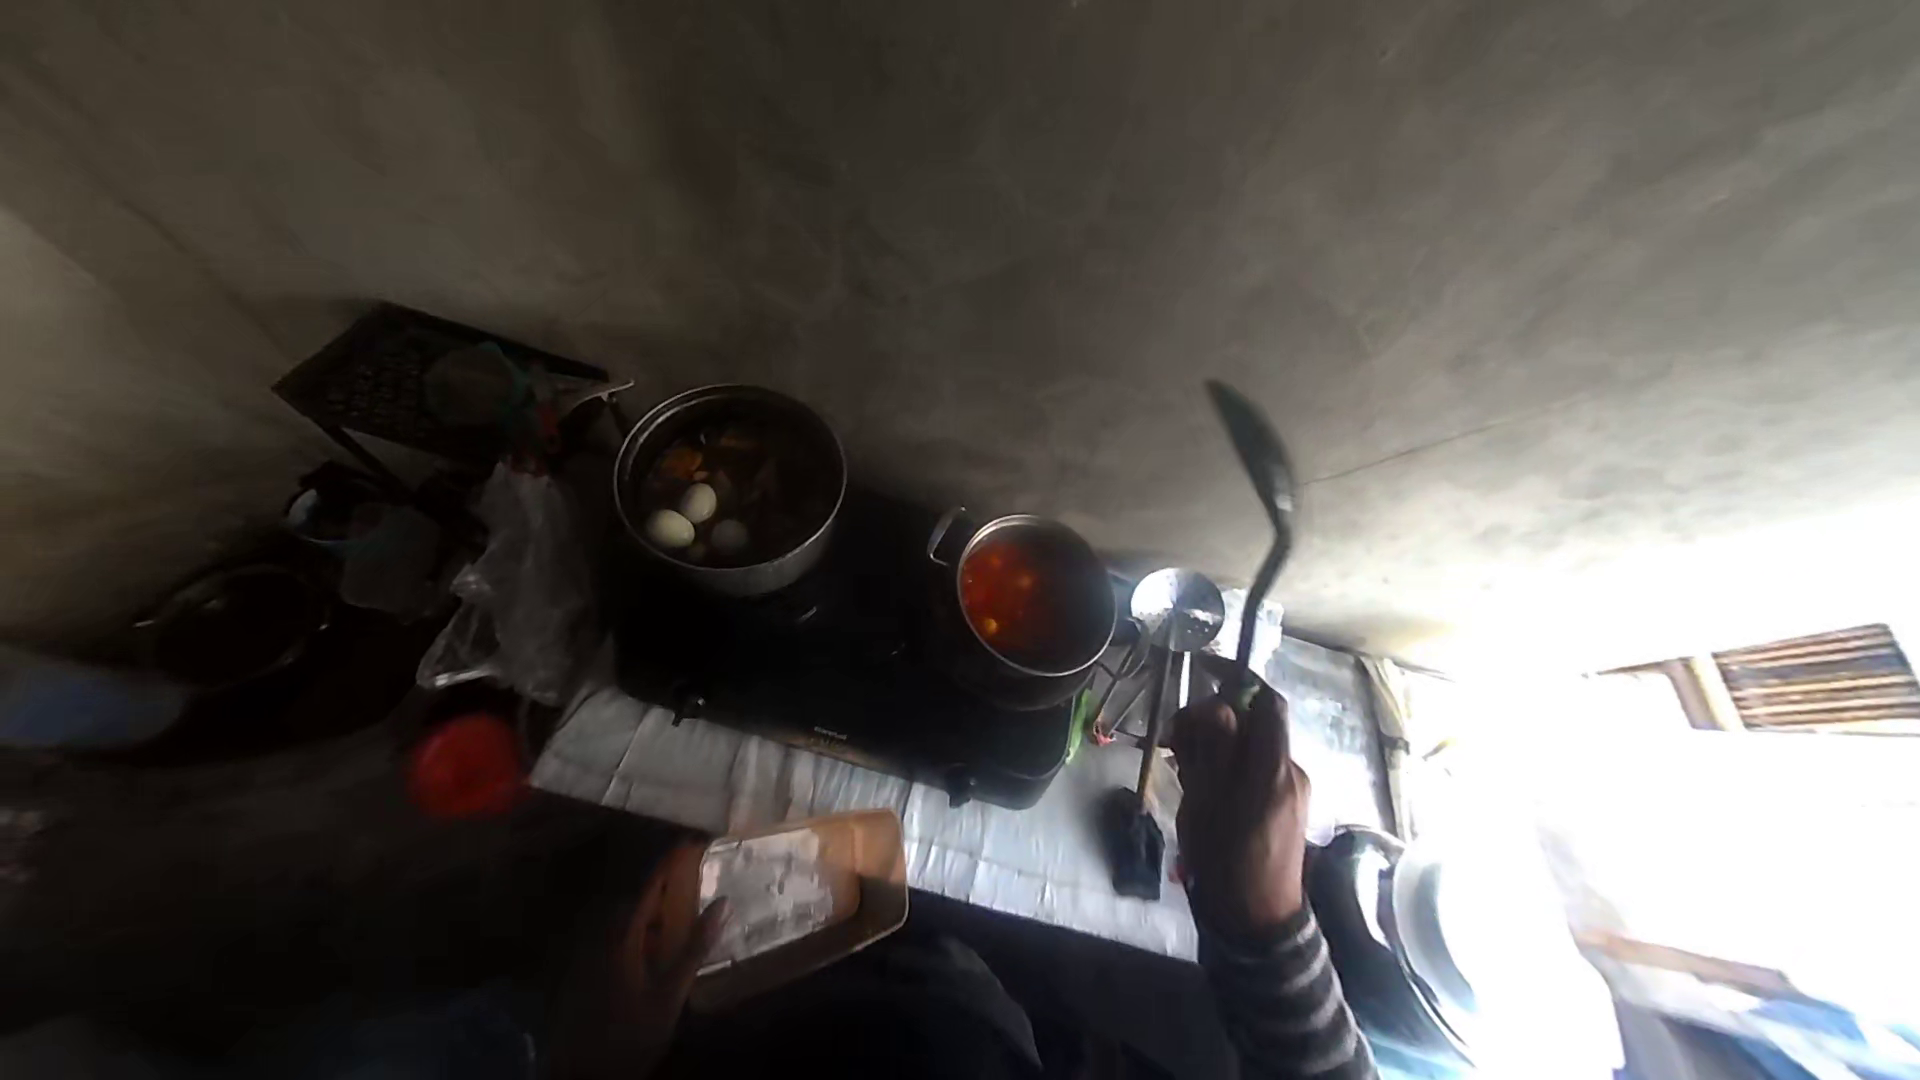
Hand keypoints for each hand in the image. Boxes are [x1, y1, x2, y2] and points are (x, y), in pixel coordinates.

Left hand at [571, 842, 727, 1078]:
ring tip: (680, 903)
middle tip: (694, 872)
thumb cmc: (630, 1035)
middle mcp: (603, 937)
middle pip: (636, 897)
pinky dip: (639, 928)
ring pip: (625, 918)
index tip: (694, 841)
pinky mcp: (585, 975)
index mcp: (623, 935)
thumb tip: (723, 900)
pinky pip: (616, 937)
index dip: (672, 861)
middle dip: (664, 881)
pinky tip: (655, 941)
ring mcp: (590, 956)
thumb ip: (696, 946)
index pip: (650, 884)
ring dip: (651, 906)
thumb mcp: (671, 993)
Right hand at [1170, 687, 1311, 936]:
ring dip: (1214, 742)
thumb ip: (1212, 747)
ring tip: (1184, 765)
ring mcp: (1291, 786)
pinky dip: (1227, 761)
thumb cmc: (1223, 857)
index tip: (1204, 667)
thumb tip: (1216, 705)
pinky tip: (1202, 781)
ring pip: (1248, 742)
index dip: (1237, 676)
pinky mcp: (1286, 800)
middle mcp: (1289, 769)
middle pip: (1250, 719)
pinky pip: (1254, 764)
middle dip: (1210, 719)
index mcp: (1272, 767)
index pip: (1266, 701)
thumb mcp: (1206, 798)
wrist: (1257, 918)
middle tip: (1174, 740)